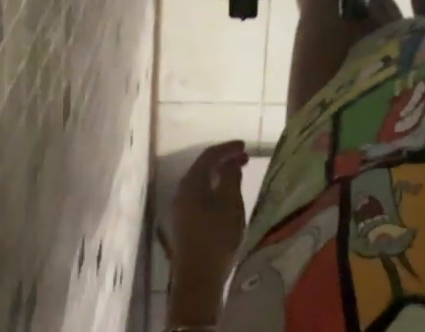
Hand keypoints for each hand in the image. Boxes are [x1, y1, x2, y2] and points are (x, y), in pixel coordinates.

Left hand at [168, 141, 249, 323]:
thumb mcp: (230, 203)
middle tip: (244, 158)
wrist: (198, 277)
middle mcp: (182, 190)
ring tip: (237, 175)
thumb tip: (230, 163)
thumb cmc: (217, 236)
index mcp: (192, 182)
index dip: (227, 148)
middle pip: (203, 168)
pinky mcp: (183, 223)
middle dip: (224, 160)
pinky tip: (225, 197)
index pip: (209, 156)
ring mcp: (180, 208)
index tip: (245, 146)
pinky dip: (213, 189)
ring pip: (201, 182)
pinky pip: (199, 195)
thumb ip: (231, 178)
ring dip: (218, 175)